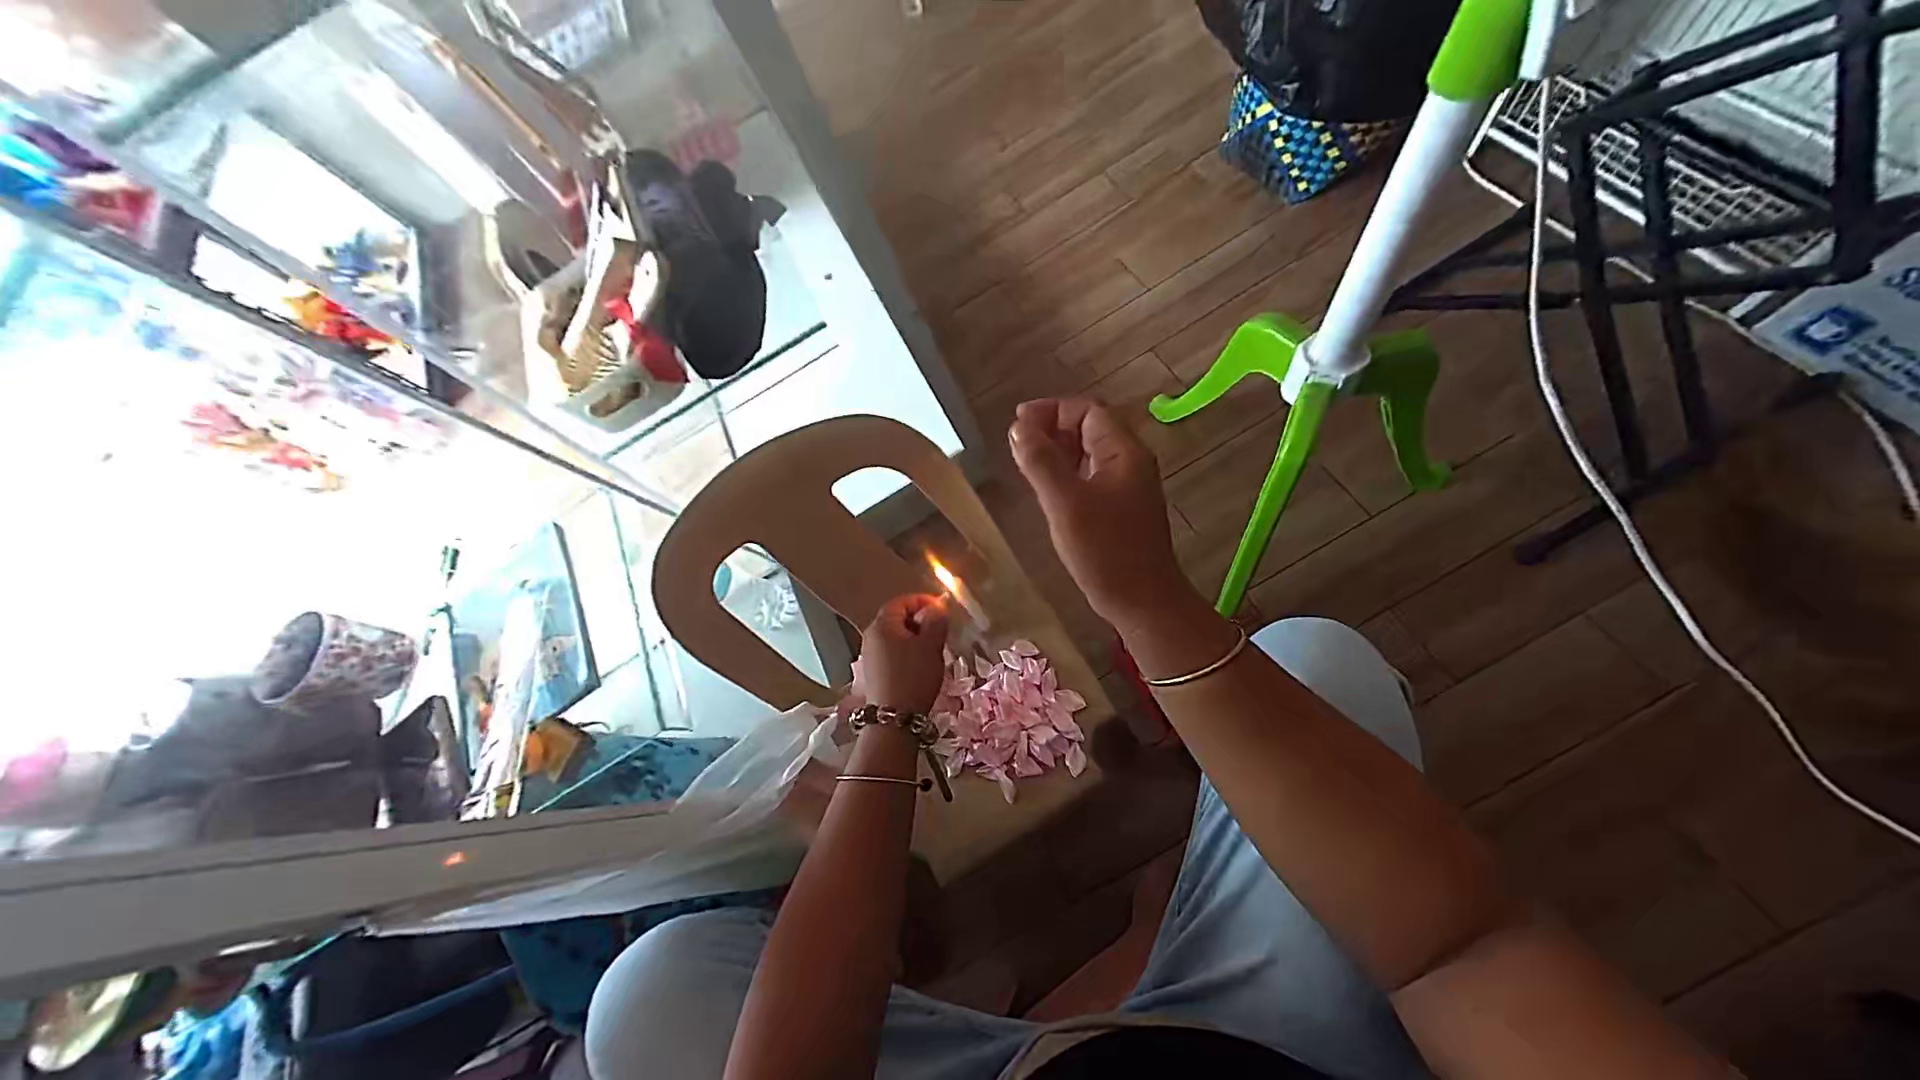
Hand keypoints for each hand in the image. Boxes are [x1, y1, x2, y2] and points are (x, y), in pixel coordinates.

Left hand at [855, 594, 950, 711]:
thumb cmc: (913, 676)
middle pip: (896, 619)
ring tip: (934, 649)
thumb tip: (936, 609)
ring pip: (894, 638)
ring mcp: (868, 657)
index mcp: (881, 625)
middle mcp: (870, 637)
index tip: (941, 608)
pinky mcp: (872, 675)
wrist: (894, 719)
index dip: (922, 601)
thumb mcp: (931, 646)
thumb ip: (936, 622)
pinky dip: (907, 654)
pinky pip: (892, 654)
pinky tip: (920, 666)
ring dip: (914, 639)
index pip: (900, 602)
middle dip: (919, 620)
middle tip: (940, 630)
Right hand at [1008, 398, 1198, 631]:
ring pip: (1088, 455)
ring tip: (1024, 462)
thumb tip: (1019, 428)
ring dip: (1057, 452)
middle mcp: (1129, 463)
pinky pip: (1089, 478)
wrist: (1142, 602)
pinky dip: (1064, 474)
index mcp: (1124, 452)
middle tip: (1017, 444)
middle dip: (1052, 429)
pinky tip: (1045, 489)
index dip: (1051, 410)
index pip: (1088, 411)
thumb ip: (1040, 462)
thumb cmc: (1105, 551)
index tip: (1018, 423)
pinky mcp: (1119, 510)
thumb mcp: (1066, 503)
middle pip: (1089, 429)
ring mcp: (1126, 488)